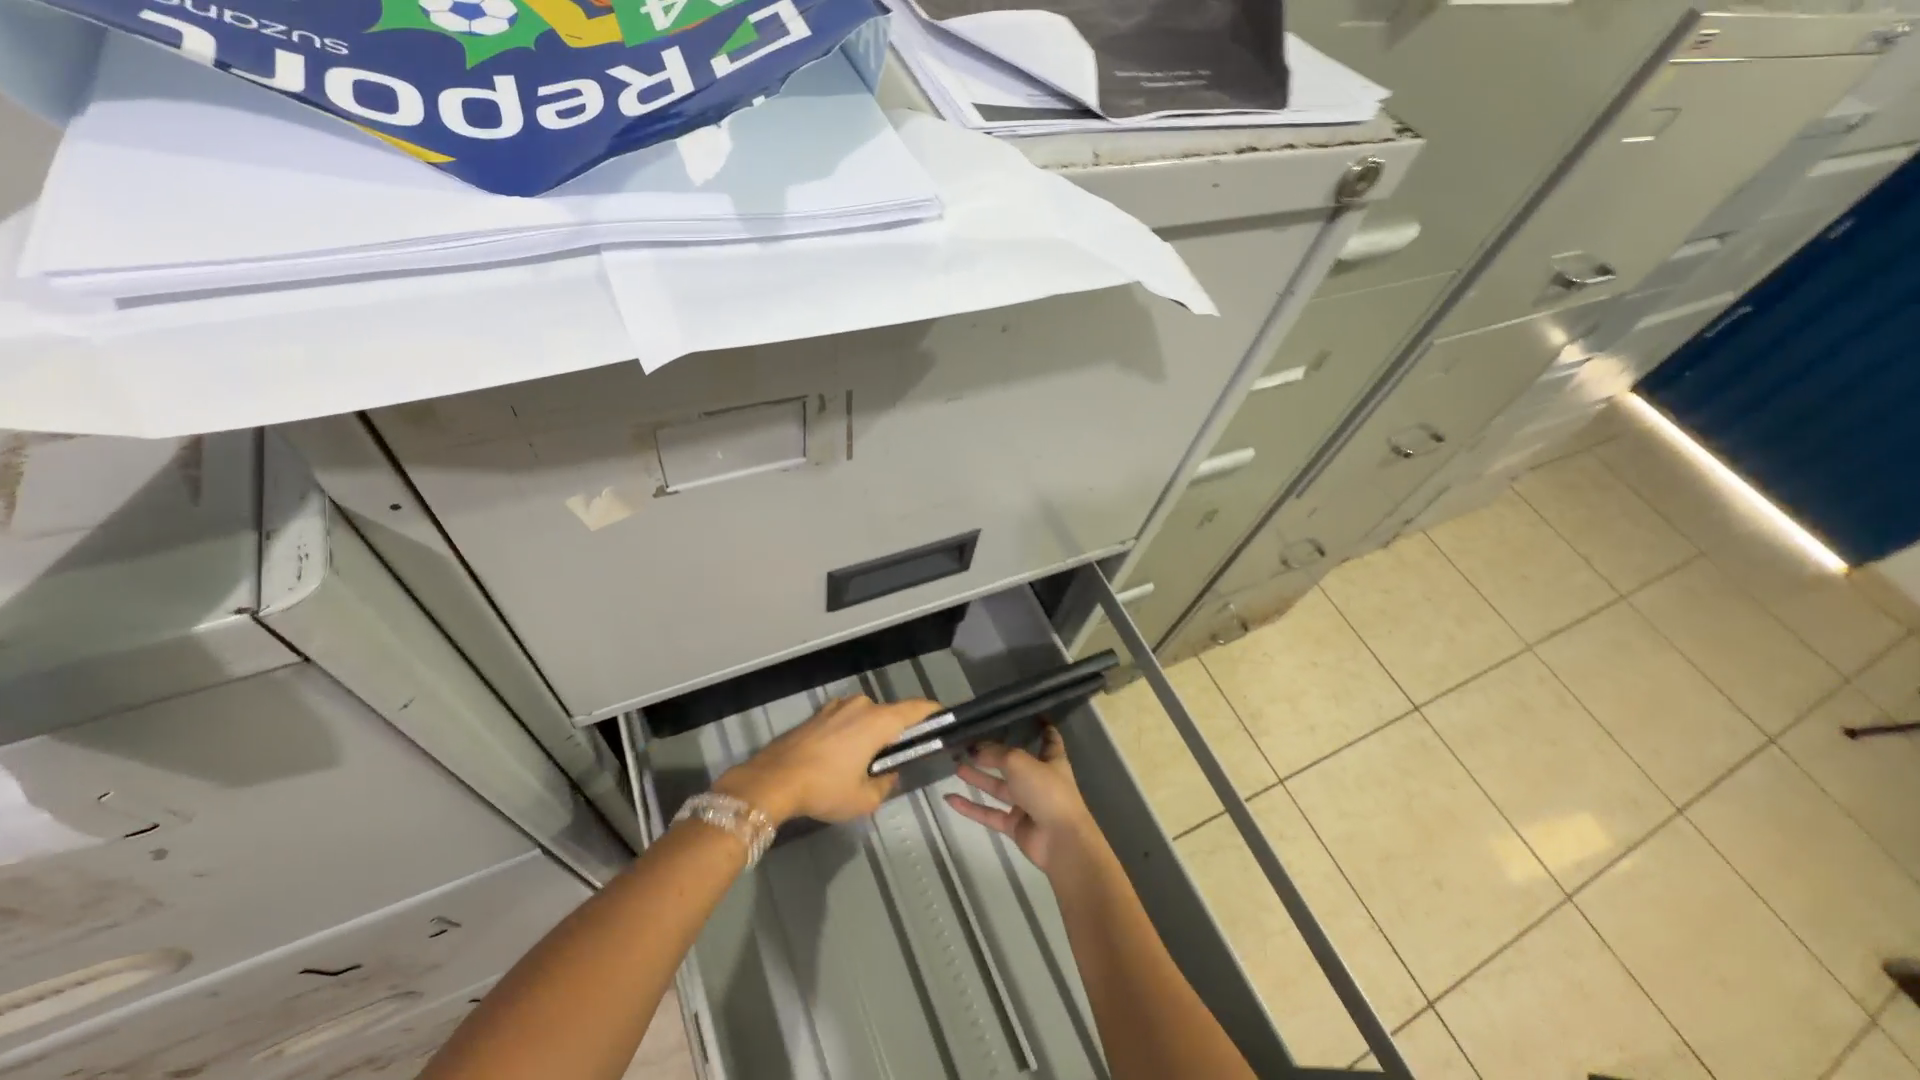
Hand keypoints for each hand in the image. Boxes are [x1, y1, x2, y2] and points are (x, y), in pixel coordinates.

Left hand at [714, 695, 938, 825]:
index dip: (934, 713)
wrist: (771, 781)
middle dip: (898, 733)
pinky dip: (851, 734)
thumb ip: (886, 784)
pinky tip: (842, 759)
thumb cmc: (824, 789)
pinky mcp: (817, 715)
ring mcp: (835, 707)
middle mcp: (860, 706)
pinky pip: (845, 720)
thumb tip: (887, 774)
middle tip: (901, 757)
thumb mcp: (864, 799)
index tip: (945, 720)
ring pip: (866, 717)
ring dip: (871, 734)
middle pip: (890, 714)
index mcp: (878, 721)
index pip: (917, 709)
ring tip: (868, 762)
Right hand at [944, 727, 1101, 873]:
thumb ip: (996, 753)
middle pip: (1013, 765)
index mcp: (1051, 761)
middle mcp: (1039, 781)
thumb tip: (977, 750)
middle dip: (993, 756)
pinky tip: (950, 798)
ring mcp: (1027, 805)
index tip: (1033, 718)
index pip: (1048, 742)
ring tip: (956, 766)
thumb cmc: (1046, 791)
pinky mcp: (1015, 826)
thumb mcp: (1019, 762)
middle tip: (968, 746)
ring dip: (978, 778)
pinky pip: (989, 813)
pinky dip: (970, 807)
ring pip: (998, 788)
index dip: (1043, 730)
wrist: (1059, 839)